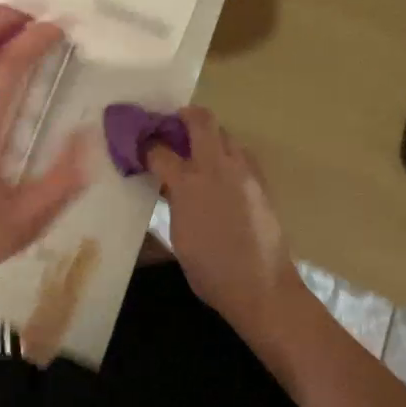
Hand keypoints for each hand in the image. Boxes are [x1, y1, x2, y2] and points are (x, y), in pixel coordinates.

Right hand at [146, 107, 302, 337]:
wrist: (264, 289)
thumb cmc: (211, 271)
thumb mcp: (179, 236)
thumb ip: (174, 201)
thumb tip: (170, 187)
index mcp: (188, 183)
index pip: (160, 150)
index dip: (147, 147)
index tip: (141, 148)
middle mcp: (216, 167)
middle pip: (201, 120)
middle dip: (184, 117)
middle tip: (173, 127)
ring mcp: (243, 172)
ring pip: (225, 134)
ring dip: (209, 134)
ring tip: (199, 152)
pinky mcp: (262, 182)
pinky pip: (242, 154)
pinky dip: (229, 154)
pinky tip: (223, 173)